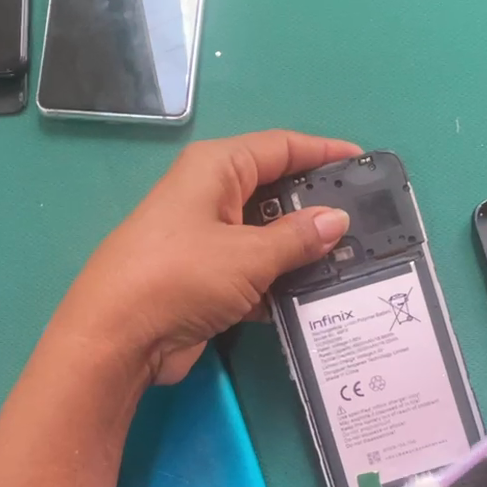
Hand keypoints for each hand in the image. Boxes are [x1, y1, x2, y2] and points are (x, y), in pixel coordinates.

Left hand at [53, 130, 358, 384]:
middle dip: (316, 210)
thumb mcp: (247, 254)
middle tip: (367, 227)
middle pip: (275, 194)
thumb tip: (337, 219)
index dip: (324, 153)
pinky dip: (280, 287)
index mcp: (216, 169)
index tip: (365, 164)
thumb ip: (296, 238)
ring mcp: (208, 244)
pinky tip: (315, 301)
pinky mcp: (207, 284)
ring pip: (267, 241)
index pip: (281, 147)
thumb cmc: (179, 277)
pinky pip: (255, 277)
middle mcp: (211, 199)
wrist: (119, 338)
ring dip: (301, 256)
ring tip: (352, 266)